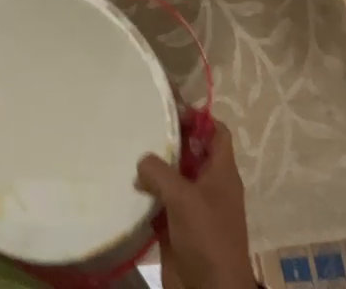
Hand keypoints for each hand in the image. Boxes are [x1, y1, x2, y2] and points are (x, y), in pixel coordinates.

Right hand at [137, 127, 252, 288]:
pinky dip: (145, 190)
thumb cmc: (207, 238)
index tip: (167, 107)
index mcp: (221, 173)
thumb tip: (142, 162)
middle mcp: (208, 185)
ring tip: (125, 147)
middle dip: (168, 137)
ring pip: (172, 174)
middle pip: (190, 150)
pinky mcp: (175, 223)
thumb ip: (159, 171)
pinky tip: (125, 183)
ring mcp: (192, 205)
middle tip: (137, 121)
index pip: (216, 132)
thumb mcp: (184, 197)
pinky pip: (159, 198)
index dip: (197, 116)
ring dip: (152, 164)